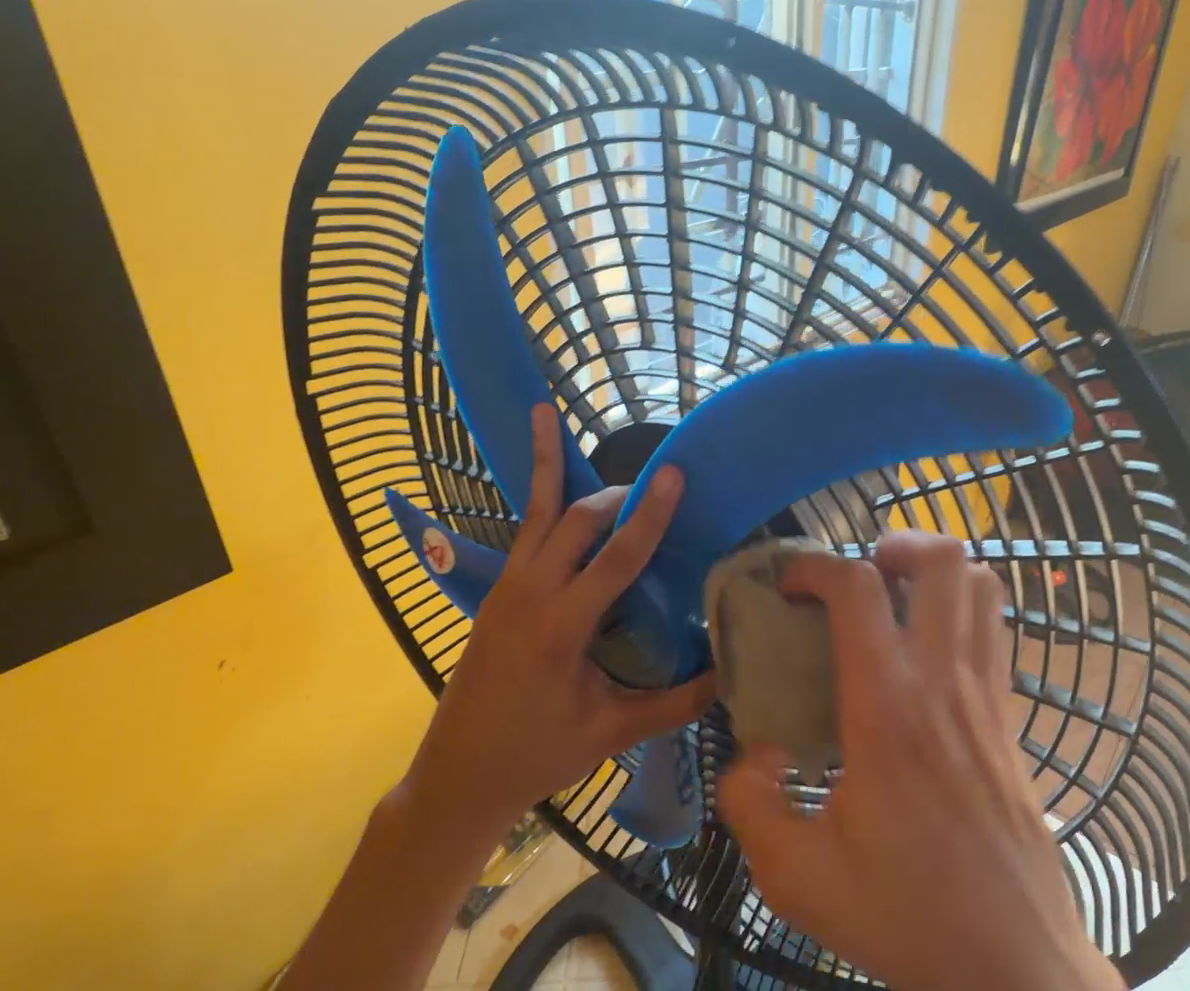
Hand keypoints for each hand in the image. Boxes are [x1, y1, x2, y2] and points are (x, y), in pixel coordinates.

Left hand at [401, 405, 715, 826]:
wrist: (459, 775)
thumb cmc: (538, 754)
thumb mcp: (612, 733)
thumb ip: (675, 702)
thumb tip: (729, 673)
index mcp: (560, 628)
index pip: (616, 558)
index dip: (649, 515)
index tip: (672, 474)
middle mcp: (528, 594)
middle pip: (576, 520)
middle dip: (617, 495)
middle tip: (655, 484)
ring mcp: (505, 588)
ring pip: (535, 512)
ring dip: (551, 467)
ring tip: (545, 416)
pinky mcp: (496, 591)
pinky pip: (523, 532)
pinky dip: (535, 497)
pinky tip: (542, 477)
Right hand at [718, 532, 1123, 990]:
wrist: (1011, 959)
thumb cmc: (903, 912)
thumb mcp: (795, 875)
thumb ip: (750, 803)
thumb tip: (753, 755)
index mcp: (886, 708)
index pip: (857, 589)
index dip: (814, 566)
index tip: (787, 588)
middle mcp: (944, 683)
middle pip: (944, 561)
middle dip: (896, 545)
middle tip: (860, 576)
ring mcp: (987, 697)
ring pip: (983, 587)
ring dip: (938, 572)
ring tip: (897, 599)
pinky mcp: (1011, 721)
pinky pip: (997, 633)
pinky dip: (964, 612)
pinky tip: (928, 653)